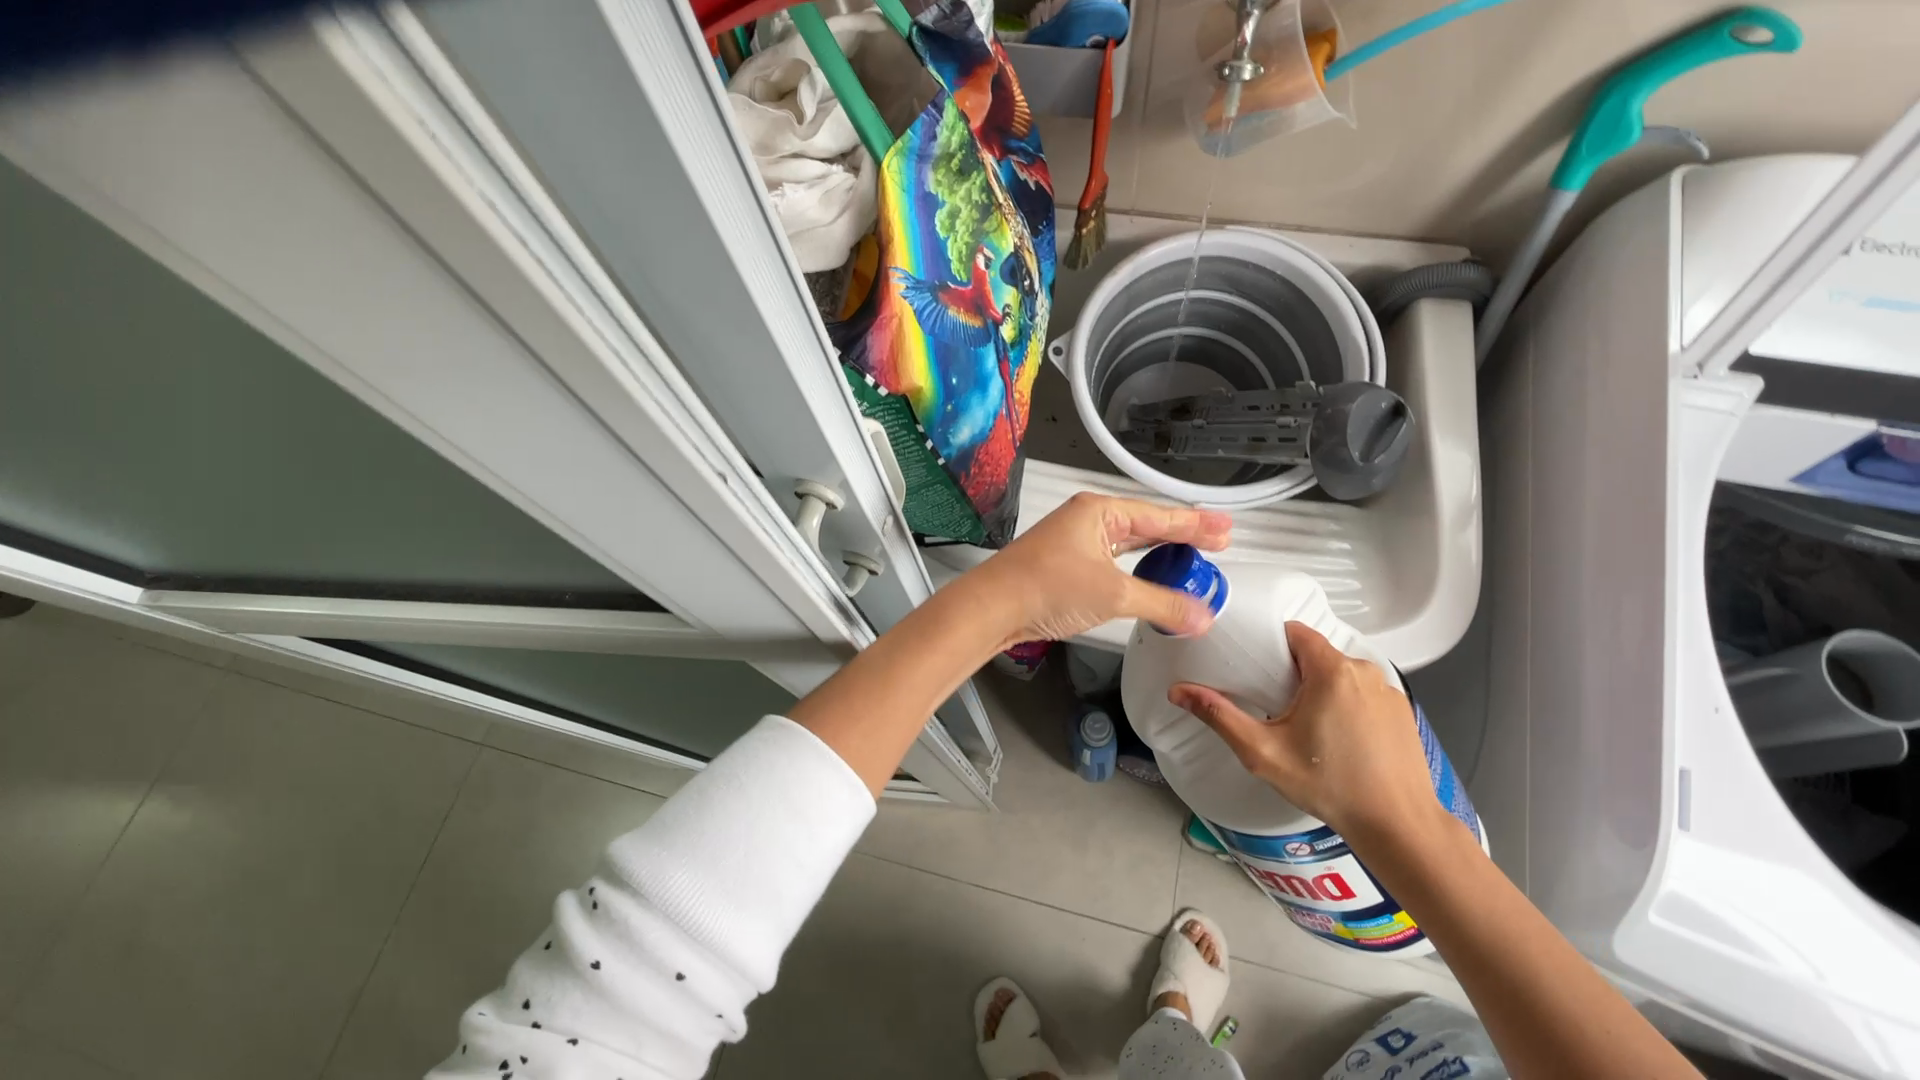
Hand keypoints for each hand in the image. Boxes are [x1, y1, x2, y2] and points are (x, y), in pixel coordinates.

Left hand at [963, 493, 1231, 646]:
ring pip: (1128, 547)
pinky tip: (1148, 582)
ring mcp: (1074, 544)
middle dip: (1181, 538)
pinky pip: (1113, 565)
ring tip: (1189, 563)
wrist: (992, 608)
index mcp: (1099, 512)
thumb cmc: (1043, 587)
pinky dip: (1136, 574)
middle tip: (1217, 543)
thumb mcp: (1114, 594)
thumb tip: (1199, 615)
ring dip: (1158, 557)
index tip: (1224, 529)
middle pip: (1145, 527)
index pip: (1159, 517)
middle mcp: (1086, 521)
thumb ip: (1162, 603)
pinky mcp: (1065, 568)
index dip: (1195, 526)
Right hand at [1169, 622, 1448, 846]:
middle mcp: (1365, 671)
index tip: (1256, 668)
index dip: (1272, 644)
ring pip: (1341, 675)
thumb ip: (1219, 716)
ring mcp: (1389, 692)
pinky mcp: (1402, 712)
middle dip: (1293, 673)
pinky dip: (1347, 706)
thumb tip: (1179, 692)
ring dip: (1321, 690)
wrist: (1397, 824)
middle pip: (1317, 654)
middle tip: (1275, 707)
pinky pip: (1364, 694)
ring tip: (1307, 729)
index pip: (1295, 632)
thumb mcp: (1263, 752)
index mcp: (1331, 671)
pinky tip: (1338, 740)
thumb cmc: (1331, 786)